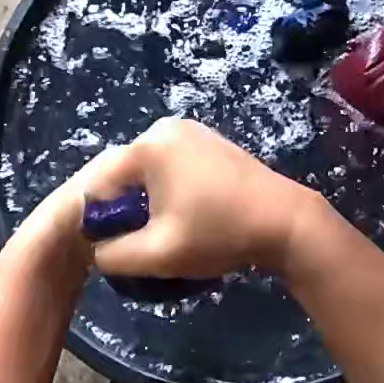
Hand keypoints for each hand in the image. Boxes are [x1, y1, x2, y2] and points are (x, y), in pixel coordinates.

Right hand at [83, 117, 323, 277]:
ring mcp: (192, 131)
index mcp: (148, 146)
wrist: (285, 221)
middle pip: (124, 174)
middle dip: (127, 209)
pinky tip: (189, 213)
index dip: (100, 221)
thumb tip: (98, 247)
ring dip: (150, 201)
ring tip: (169, 230)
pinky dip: (171, 189)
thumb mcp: (157, 254)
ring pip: (149, 171)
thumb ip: (112, 254)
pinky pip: (173, 165)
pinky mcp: (210, 141)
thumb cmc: (219, 232)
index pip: (100, 185)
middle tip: (146, 240)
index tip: (118, 248)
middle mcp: (165, 128)